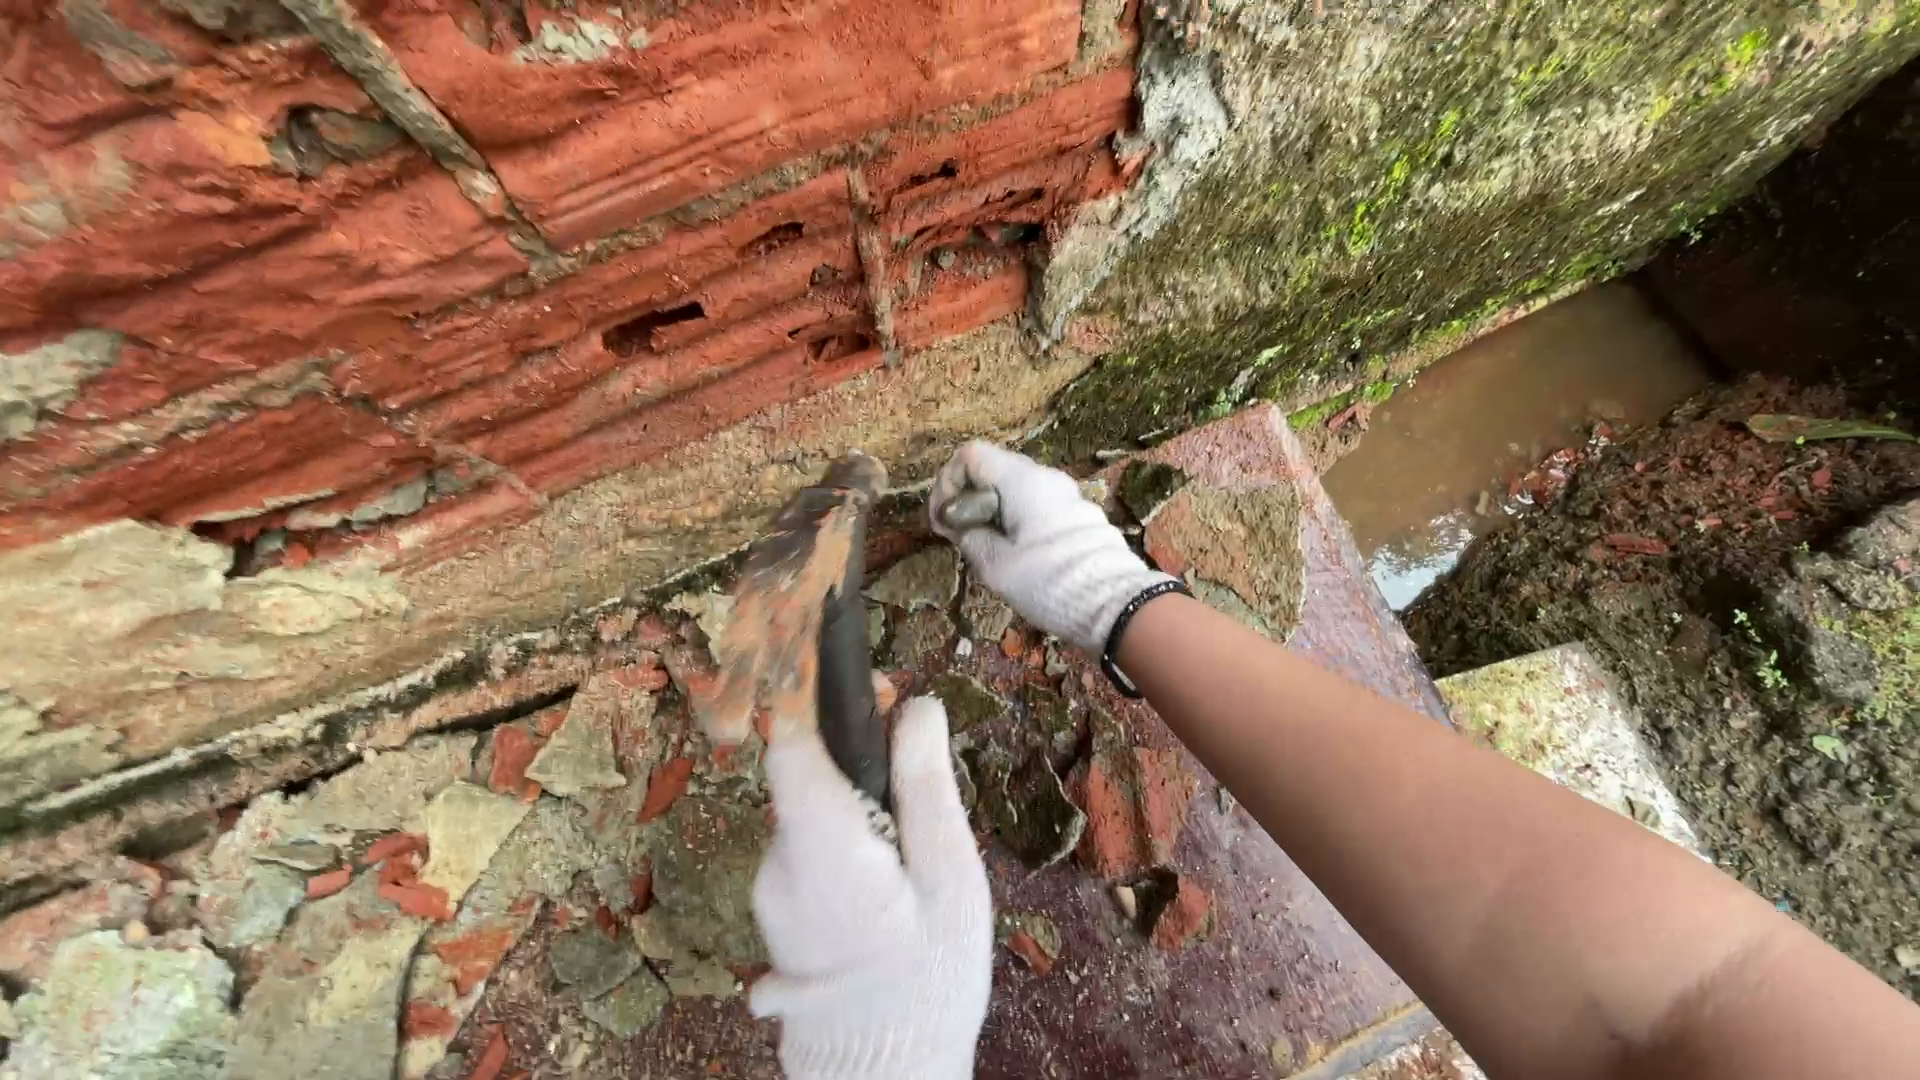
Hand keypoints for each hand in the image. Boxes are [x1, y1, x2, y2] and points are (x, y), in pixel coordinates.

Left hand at [751, 696, 992, 1079]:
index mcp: (821, 850)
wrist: (883, 1072)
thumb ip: (925, 785)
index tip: (873, 693)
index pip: (790, 746)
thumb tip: (915, 704)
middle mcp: (778, 861)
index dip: (820, 701)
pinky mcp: (776, 900)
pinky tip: (887, 864)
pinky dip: (845, 828)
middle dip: (858, 750)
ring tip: (914, 832)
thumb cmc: (930, 973)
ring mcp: (768, 885)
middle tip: (916, 754)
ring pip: (813, 803)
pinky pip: (810, 837)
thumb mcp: (950, 876)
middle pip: (807, 769)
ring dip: (858, 794)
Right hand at [931, 440, 1170, 652]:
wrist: (1114, 605)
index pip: (971, 455)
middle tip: (958, 536)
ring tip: (985, 551)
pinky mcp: (1081, 517)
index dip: (948, 482)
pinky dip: (1017, 523)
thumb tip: (962, 526)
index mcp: (1022, 480)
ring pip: (1016, 491)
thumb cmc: (1047, 580)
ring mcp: (1067, 496)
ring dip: (993, 514)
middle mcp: (1046, 478)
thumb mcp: (994, 565)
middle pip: (993, 471)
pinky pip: (1037, 508)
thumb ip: (971, 537)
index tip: (945, 520)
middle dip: (968, 500)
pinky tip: (1017, 557)